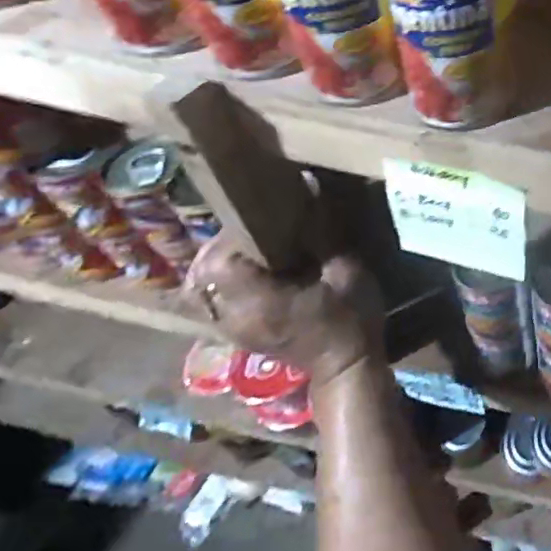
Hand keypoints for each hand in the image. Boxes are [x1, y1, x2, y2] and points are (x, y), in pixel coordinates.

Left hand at [186, 231, 381, 387]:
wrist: (346, 367)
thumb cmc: (349, 318)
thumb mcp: (346, 271)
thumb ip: (322, 229)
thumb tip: (308, 184)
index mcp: (257, 302)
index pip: (218, 262)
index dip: (233, 235)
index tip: (262, 221)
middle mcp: (232, 316)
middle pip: (201, 272)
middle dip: (223, 243)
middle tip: (256, 229)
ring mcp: (229, 326)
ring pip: (200, 285)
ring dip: (219, 259)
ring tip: (251, 245)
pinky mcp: (234, 329)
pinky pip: (210, 296)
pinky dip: (220, 277)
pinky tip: (249, 266)